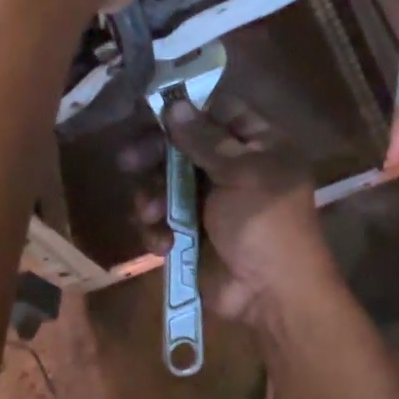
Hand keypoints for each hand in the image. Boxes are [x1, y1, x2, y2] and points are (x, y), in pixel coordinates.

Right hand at [121, 96, 334, 328]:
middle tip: (128, 160)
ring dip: (152, 196)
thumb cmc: (265, 223)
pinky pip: (163, 219)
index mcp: (258, 146)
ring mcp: (209, 202)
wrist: (271, 294)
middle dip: (154, 154)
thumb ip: (204, 139)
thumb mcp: (242, 173)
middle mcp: (233, 168)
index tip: (149, 107)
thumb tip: (174, 104)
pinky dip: (158, 229)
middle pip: (183, 146)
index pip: (219, 110)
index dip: (186, 108)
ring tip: (150, 213)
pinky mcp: (191, 233)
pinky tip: (163, 243)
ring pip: (165, 182)